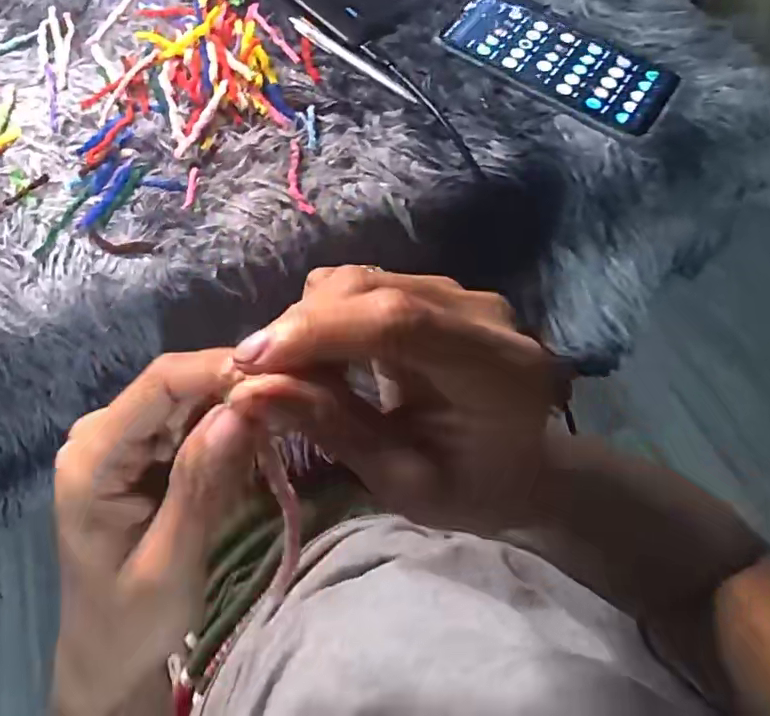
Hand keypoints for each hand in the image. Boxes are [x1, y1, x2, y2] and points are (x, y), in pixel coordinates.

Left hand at [50, 349, 257, 715]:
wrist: (106, 658)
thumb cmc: (130, 623)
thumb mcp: (170, 563)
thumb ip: (199, 482)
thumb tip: (237, 410)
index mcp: (91, 456)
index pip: (157, 386)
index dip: (213, 368)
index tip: (271, 373)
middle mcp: (98, 432)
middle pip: (173, 385)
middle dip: (230, 386)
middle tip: (288, 395)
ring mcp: (118, 437)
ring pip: (184, 398)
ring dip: (231, 403)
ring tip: (279, 411)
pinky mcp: (138, 448)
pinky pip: (185, 420)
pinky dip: (222, 425)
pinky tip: (253, 433)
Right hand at [227, 266, 571, 532]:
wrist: (522, 464)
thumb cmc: (472, 490)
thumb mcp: (403, 482)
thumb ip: (332, 429)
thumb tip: (247, 392)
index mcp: (496, 368)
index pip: (399, 323)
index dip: (319, 332)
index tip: (251, 361)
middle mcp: (479, 311)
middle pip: (370, 289)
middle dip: (300, 326)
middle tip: (250, 372)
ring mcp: (456, 290)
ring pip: (358, 279)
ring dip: (306, 317)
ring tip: (282, 366)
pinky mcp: (431, 286)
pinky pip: (361, 282)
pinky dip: (323, 312)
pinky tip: (314, 349)